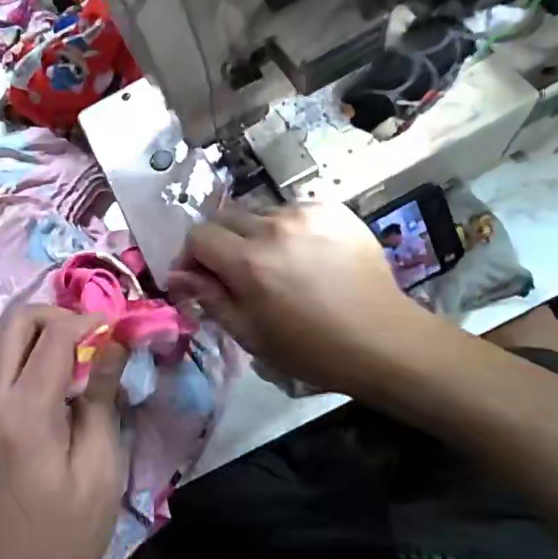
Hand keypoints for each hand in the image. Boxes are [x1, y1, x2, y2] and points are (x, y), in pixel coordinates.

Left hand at [0, 305, 126, 558]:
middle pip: (12, 320)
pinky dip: (10, 350)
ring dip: (28, 329)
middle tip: (91, 338)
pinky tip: (40, 378)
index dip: (92, 322)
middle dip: (56, 314)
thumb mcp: (100, 468)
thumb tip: (112, 344)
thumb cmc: (65, 537)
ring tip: (66, 352)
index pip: (55, 334)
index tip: (120, 331)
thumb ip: (101, 397)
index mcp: (23, 413)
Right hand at [167, 203, 454, 395]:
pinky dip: (290, 229)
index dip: (192, 256)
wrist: (381, 338)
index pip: (198, 235)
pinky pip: (295, 210)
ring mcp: (307, 213)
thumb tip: (176, 275)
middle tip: (238, 273)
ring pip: (261, 212)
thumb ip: (210, 297)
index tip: (201, 277)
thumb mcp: (252, 334)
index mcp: (250, 262)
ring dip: (257, 234)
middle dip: (222, 243)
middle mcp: (274, 227)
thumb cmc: (311, 349)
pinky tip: (307, 254)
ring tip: (279, 264)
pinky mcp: (333, 209)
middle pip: (226, 218)